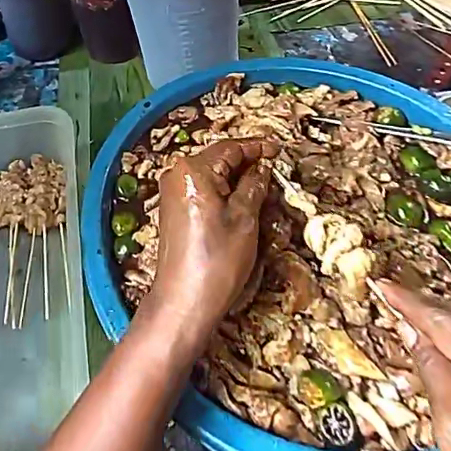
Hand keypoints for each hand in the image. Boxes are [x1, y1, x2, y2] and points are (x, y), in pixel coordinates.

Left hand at [144, 138, 271, 331]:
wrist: (183, 303)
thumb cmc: (217, 260)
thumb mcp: (244, 218)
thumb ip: (254, 184)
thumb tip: (263, 166)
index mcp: (193, 169)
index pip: (230, 147)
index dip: (257, 147)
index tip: (279, 150)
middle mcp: (177, 174)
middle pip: (219, 159)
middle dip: (247, 163)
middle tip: (275, 170)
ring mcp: (172, 191)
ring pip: (211, 175)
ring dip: (236, 179)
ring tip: (264, 187)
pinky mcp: (173, 209)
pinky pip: (203, 189)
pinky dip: (223, 192)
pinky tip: (242, 202)